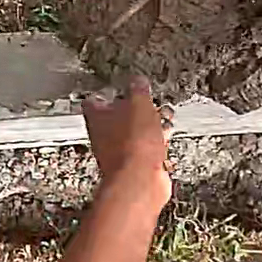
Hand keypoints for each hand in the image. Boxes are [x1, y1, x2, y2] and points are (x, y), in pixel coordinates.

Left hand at [84, 76, 170, 207]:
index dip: (108, 91)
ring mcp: (120, 152)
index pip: (95, 99)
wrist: (142, 180)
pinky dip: (156, 142)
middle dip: (137, 108)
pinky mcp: (136, 165)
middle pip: (118, 116)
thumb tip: (138, 81)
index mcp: (97, 117)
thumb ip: (138, 90)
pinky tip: (166, 138)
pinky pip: (146, 149)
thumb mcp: (139, 105)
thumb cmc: (133, 144)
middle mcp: (104, 136)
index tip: (121, 86)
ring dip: (150, 125)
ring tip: (164, 118)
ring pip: (134, 133)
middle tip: (149, 102)